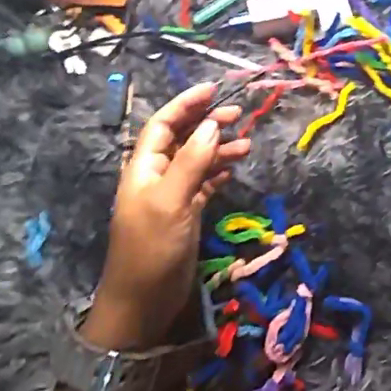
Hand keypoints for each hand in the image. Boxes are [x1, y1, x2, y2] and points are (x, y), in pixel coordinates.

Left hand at [82, 83, 252, 350]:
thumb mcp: (170, 201)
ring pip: (197, 160)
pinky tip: (235, 166)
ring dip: (219, 148)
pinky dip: (219, 171)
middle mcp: (157, 175)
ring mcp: (172, 195)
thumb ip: (191, 162)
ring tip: (247, 143)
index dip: (186, 104)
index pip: (164, 123)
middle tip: (239, 113)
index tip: (214, 88)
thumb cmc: (151, 249)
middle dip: (207, 122)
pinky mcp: (186, 213)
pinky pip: (204, 182)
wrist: (143, 302)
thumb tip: (212, 125)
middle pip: (182, 138)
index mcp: (144, 167)